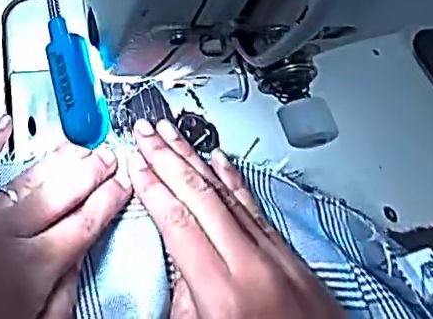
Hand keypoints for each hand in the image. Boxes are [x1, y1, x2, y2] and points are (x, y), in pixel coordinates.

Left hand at [0, 117, 131, 318]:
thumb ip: (57, 299)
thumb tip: (75, 266)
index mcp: (33, 270)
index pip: (82, 225)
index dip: (106, 202)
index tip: (122, 184)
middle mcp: (8, 236)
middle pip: (60, 194)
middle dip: (88, 171)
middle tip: (107, 153)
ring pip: (26, 179)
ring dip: (55, 159)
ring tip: (76, 144)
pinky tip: (2, 124)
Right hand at [130, 119, 344, 318]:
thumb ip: (184, 300)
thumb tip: (173, 260)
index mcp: (224, 297)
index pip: (177, 221)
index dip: (152, 186)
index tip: (135, 162)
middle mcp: (253, 270)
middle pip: (199, 195)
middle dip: (166, 156)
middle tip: (145, 131)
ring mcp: (279, 262)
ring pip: (226, 193)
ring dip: (193, 157)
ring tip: (170, 132)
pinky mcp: (297, 263)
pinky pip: (257, 209)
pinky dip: (234, 181)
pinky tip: (218, 159)